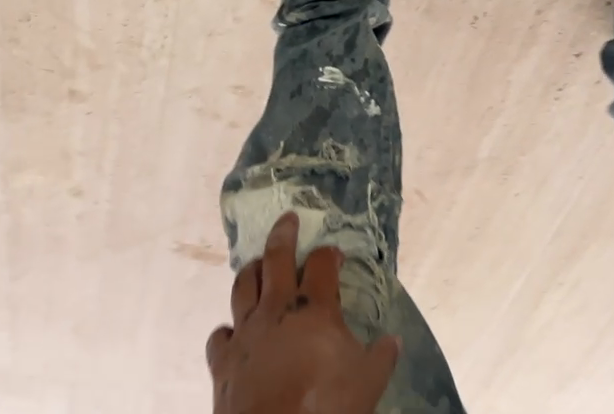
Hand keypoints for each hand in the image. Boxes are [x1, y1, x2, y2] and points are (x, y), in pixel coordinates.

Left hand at [207, 213, 400, 413]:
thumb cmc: (326, 407)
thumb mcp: (369, 382)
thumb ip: (382, 357)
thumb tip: (393, 341)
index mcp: (314, 309)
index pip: (321, 264)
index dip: (329, 254)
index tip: (335, 255)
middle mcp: (276, 310)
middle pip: (276, 258)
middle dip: (283, 234)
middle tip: (288, 219)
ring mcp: (245, 334)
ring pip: (243, 286)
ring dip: (252, 271)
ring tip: (259, 264)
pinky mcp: (221, 362)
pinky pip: (220, 334)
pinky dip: (228, 328)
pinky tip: (235, 331)